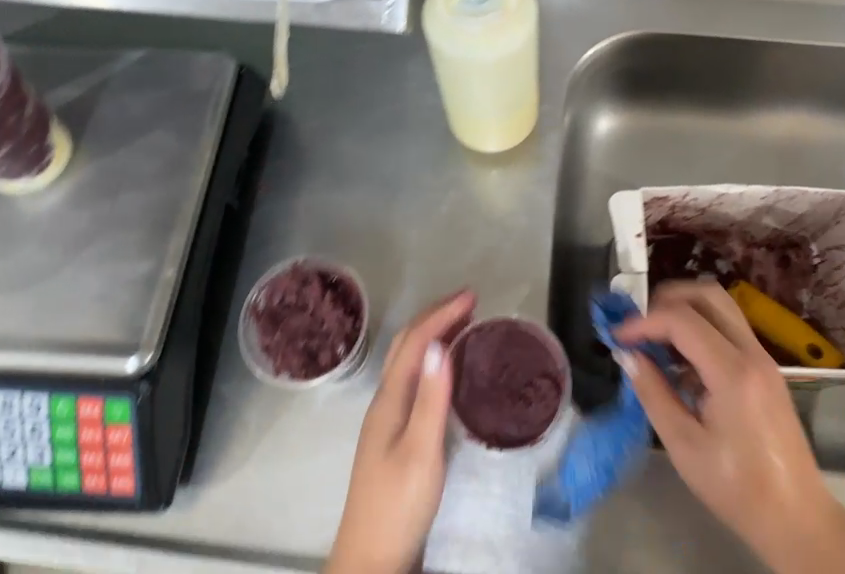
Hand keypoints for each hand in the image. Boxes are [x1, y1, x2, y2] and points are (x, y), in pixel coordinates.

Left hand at [325, 289, 474, 573]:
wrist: (372, 556)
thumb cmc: (399, 504)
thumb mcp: (421, 451)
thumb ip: (431, 398)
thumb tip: (439, 344)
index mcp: (389, 400)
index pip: (415, 342)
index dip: (442, 314)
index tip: (473, 296)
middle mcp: (384, 402)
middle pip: (406, 345)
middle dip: (436, 317)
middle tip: (470, 303)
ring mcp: (386, 419)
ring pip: (407, 362)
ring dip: (432, 336)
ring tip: (463, 326)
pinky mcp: (393, 436)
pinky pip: (412, 381)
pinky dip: (431, 362)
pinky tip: (447, 374)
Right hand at [615, 280, 844, 573]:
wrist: (796, 516)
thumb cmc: (736, 487)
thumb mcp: (683, 445)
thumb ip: (653, 393)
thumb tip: (627, 356)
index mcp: (733, 372)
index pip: (682, 319)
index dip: (643, 321)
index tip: (617, 338)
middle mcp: (753, 353)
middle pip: (707, 295)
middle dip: (666, 300)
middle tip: (638, 326)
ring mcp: (764, 359)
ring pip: (721, 308)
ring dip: (684, 312)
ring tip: (654, 343)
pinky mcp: (766, 371)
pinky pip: (730, 330)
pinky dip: (701, 330)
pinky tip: (681, 364)